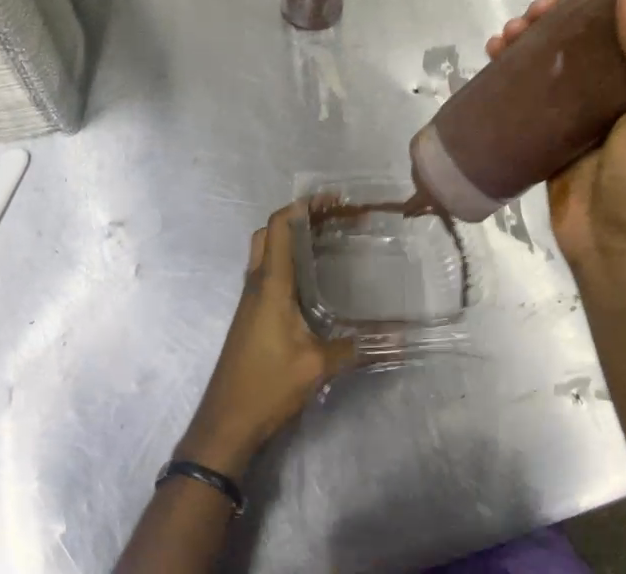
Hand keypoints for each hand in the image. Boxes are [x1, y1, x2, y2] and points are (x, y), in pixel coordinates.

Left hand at [177, 206, 354, 478]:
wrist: (225, 424)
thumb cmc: (267, 386)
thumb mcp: (317, 367)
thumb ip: (356, 348)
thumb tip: (400, 340)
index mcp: (270, 286)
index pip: (278, 228)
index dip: (301, 206)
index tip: (332, 201)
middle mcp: (256, 286)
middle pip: (267, 235)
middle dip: (296, 219)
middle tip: (331, 220)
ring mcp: (250, 303)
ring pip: (265, 256)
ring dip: (290, 242)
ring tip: (327, 243)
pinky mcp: (250, 319)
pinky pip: (268, 277)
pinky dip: (288, 265)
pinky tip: (314, 282)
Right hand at [486, 0, 625, 297]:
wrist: (614, 255)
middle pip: (598, 27)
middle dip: (563, 10)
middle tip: (535, 11)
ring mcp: (594, 103)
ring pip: (564, 50)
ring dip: (535, 32)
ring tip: (509, 32)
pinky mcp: (561, 123)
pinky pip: (539, 81)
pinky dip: (517, 63)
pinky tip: (495, 52)